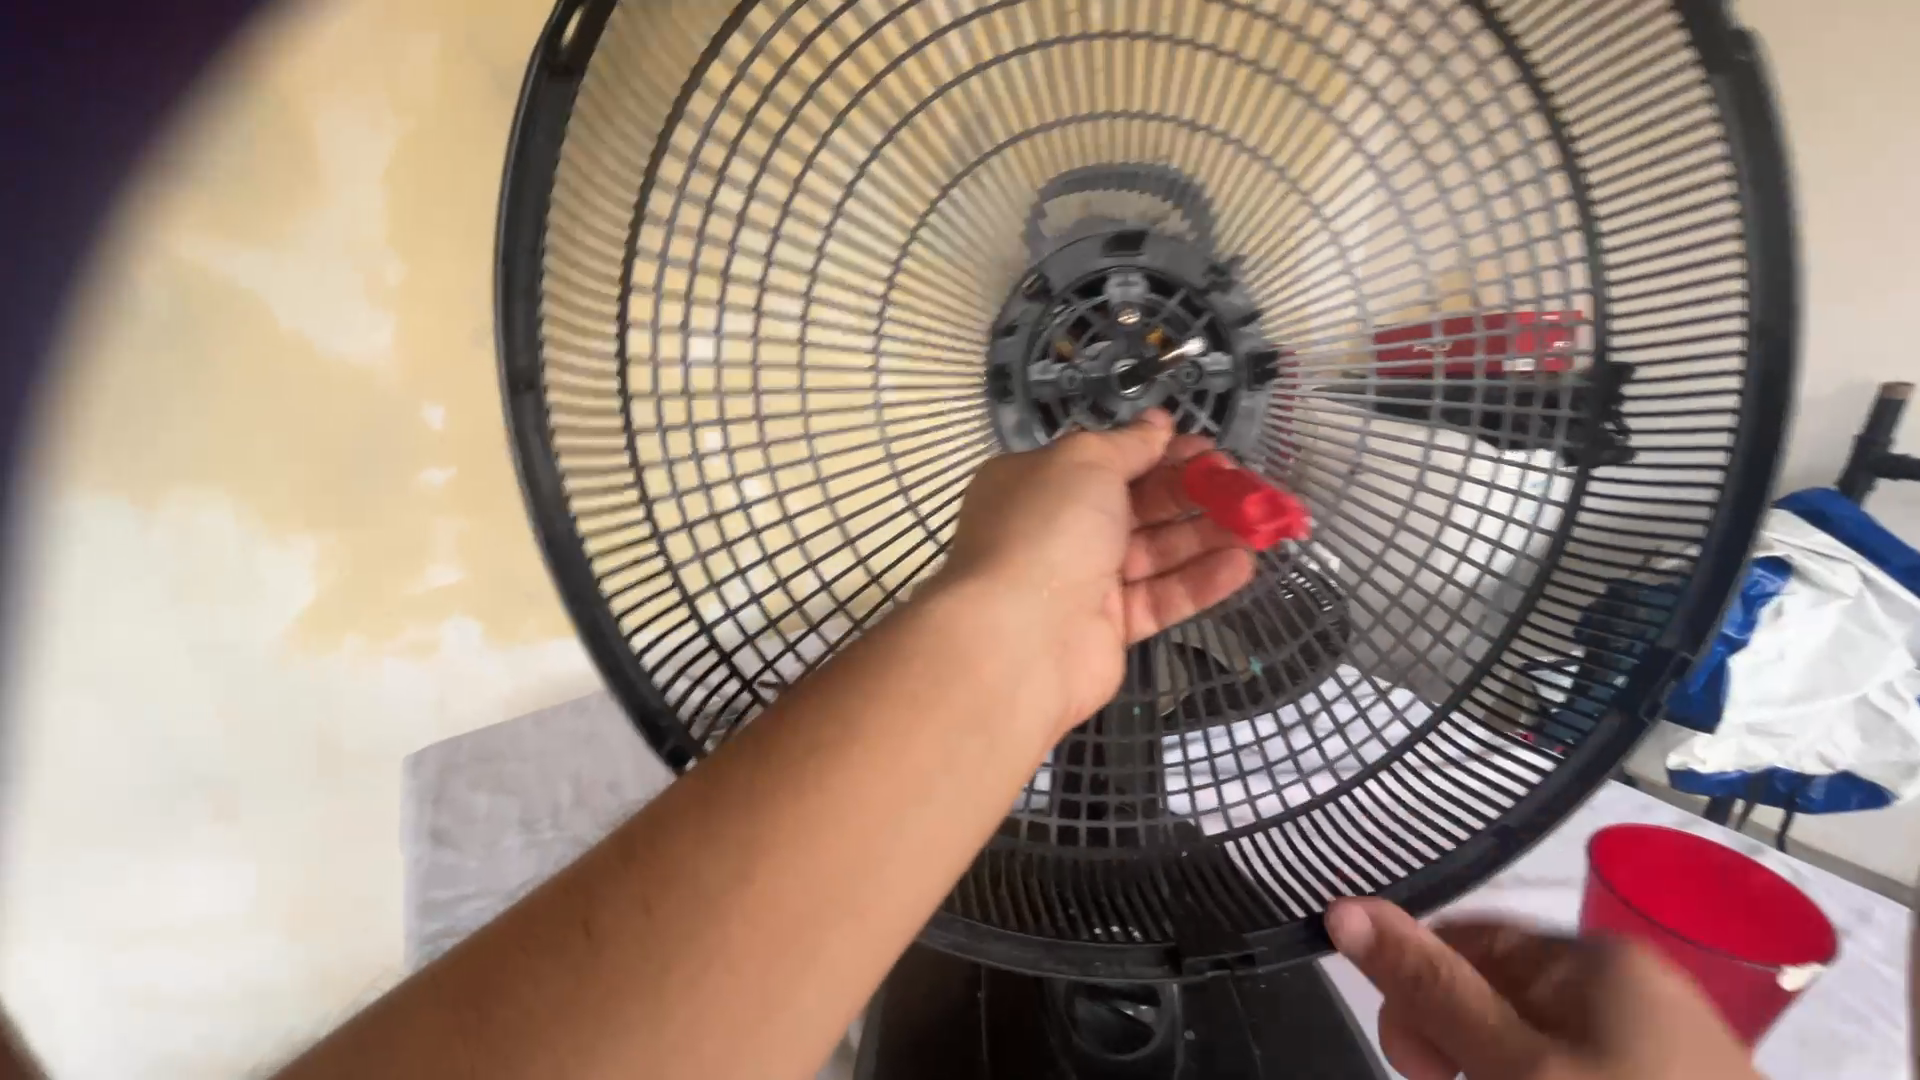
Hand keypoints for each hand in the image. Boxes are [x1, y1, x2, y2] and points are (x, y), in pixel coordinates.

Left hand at [938, 409, 1256, 735]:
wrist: (1018, 636)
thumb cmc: (1047, 528)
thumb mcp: (1084, 462)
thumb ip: (1126, 444)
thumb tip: (1157, 423)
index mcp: (1039, 484)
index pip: (1106, 460)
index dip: (1157, 452)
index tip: (1206, 447)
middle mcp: (1057, 530)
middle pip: (1135, 505)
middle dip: (1191, 492)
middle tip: (1242, 484)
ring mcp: (1082, 581)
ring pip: (1154, 553)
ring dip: (1206, 535)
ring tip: (1258, 523)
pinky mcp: (1108, 628)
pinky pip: (1159, 598)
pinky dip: (1198, 582)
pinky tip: (1242, 565)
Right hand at [1327, 898, 1759, 1079]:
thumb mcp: (1515, 1069)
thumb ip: (1426, 985)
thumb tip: (1341, 907)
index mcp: (1600, 961)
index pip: (1465, 937)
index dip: (1417, 988)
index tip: (1407, 1063)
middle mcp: (1631, 990)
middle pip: (1495, 987)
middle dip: (1452, 1037)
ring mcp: (1660, 1052)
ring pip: (1528, 1037)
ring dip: (1484, 1067)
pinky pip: (1572, 1070)